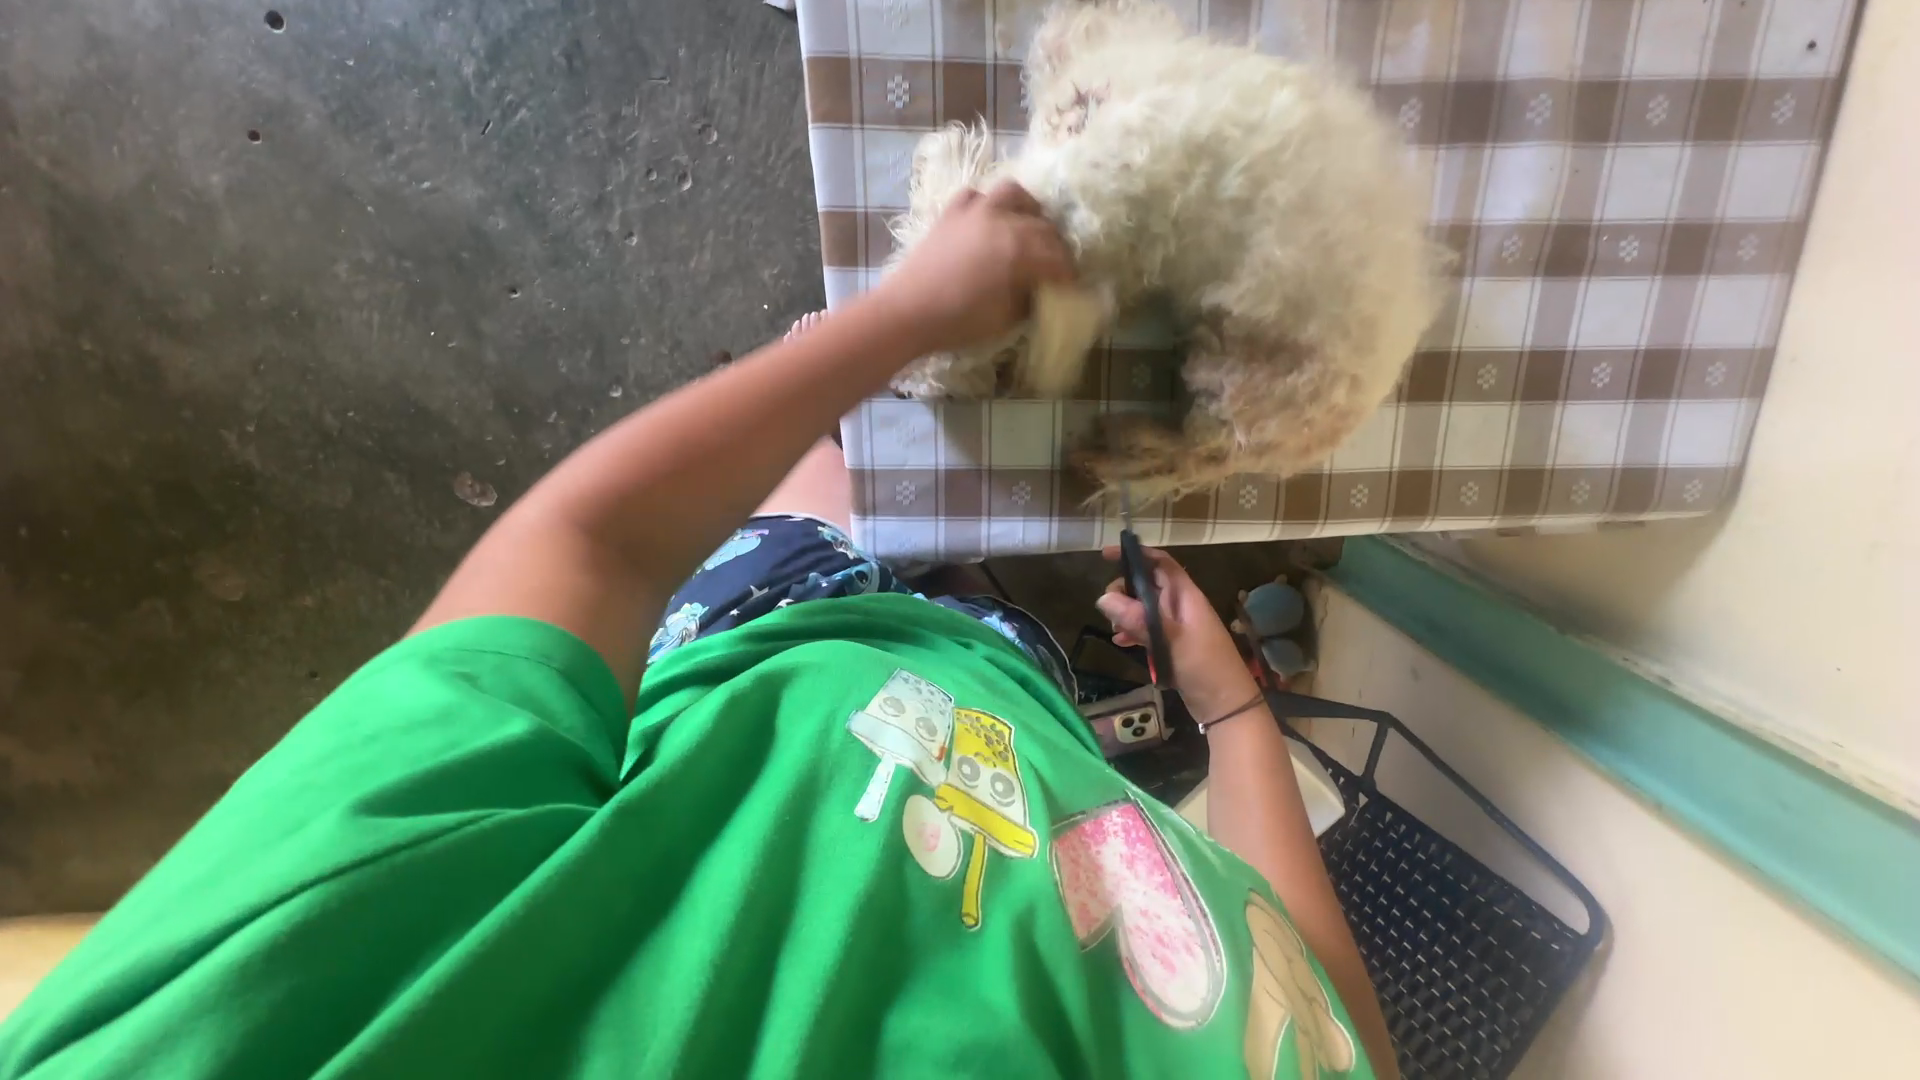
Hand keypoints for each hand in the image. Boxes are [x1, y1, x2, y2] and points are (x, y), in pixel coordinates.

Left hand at [875, 180, 1074, 353]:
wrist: (907, 311)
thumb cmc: (959, 322)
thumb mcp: (1005, 319)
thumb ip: (1028, 300)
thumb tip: (1039, 291)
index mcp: (1021, 251)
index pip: (1058, 258)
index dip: (1068, 273)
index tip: (1072, 285)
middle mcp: (1003, 221)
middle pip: (1042, 226)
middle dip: (1054, 246)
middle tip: (1055, 264)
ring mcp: (975, 211)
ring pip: (1013, 193)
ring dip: (1027, 209)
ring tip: (1027, 228)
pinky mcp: (951, 212)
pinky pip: (976, 196)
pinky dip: (987, 205)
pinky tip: (987, 221)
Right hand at [1095, 546, 1259, 715]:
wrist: (1226, 705)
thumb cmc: (1204, 666)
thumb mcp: (1170, 640)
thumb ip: (1138, 619)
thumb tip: (1103, 598)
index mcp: (1186, 596)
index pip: (1160, 563)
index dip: (1137, 554)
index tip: (1107, 555)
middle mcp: (1180, 606)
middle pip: (1148, 584)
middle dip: (1125, 589)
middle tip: (1108, 606)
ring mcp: (1176, 626)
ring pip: (1144, 608)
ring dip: (1126, 613)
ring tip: (1113, 627)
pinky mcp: (1171, 645)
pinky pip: (1146, 630)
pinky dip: (1132, 632)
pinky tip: (1119, 642)